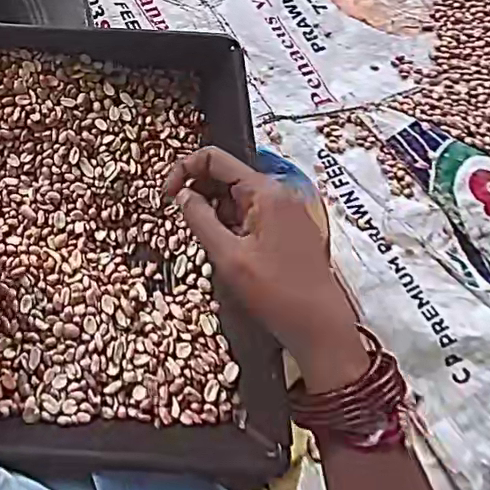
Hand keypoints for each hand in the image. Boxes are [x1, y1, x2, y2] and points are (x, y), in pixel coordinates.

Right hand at [163, 147, 367, 390]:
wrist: (322, 330)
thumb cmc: (275, 293)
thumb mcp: (227, 255)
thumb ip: (199, 218)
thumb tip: (181, 193)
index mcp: (265, 192)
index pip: (213, 158)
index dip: (184, 170)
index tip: (166, 196)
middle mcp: (277, 193)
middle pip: (224, 174)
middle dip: (198, 191)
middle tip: (184, 221)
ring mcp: (285, 210)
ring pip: (234, 195)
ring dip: (213, 210)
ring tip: (209, 243)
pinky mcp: (287, 228)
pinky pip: (248, 212)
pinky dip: (230, 223)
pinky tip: (227, 249)